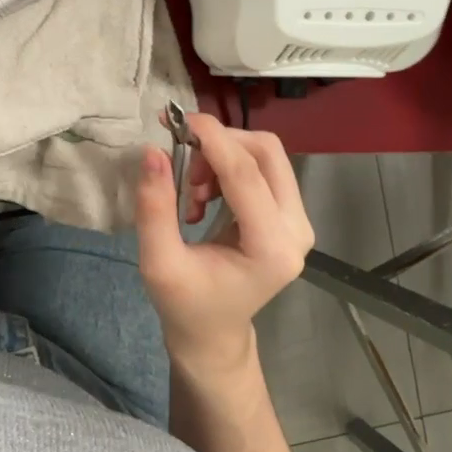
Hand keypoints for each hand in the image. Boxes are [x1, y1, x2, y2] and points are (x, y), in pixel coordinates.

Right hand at [134, 117, 314, 370]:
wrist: (212, 333)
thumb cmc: (185, 305)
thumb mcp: (158, 262)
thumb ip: (154, 208)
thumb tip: (153, 151)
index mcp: (270, 248)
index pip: (246, 174)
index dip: (212, 139)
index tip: (175, 119)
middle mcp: (297, 231)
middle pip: (267, 152)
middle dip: (219, 142)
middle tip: (180, 155)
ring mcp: (298, 223)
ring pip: (267, 156)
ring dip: (222, 156)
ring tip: (191, 191)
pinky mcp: (289, 217)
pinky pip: (263, 169)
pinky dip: (228, 167)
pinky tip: (203, 196)